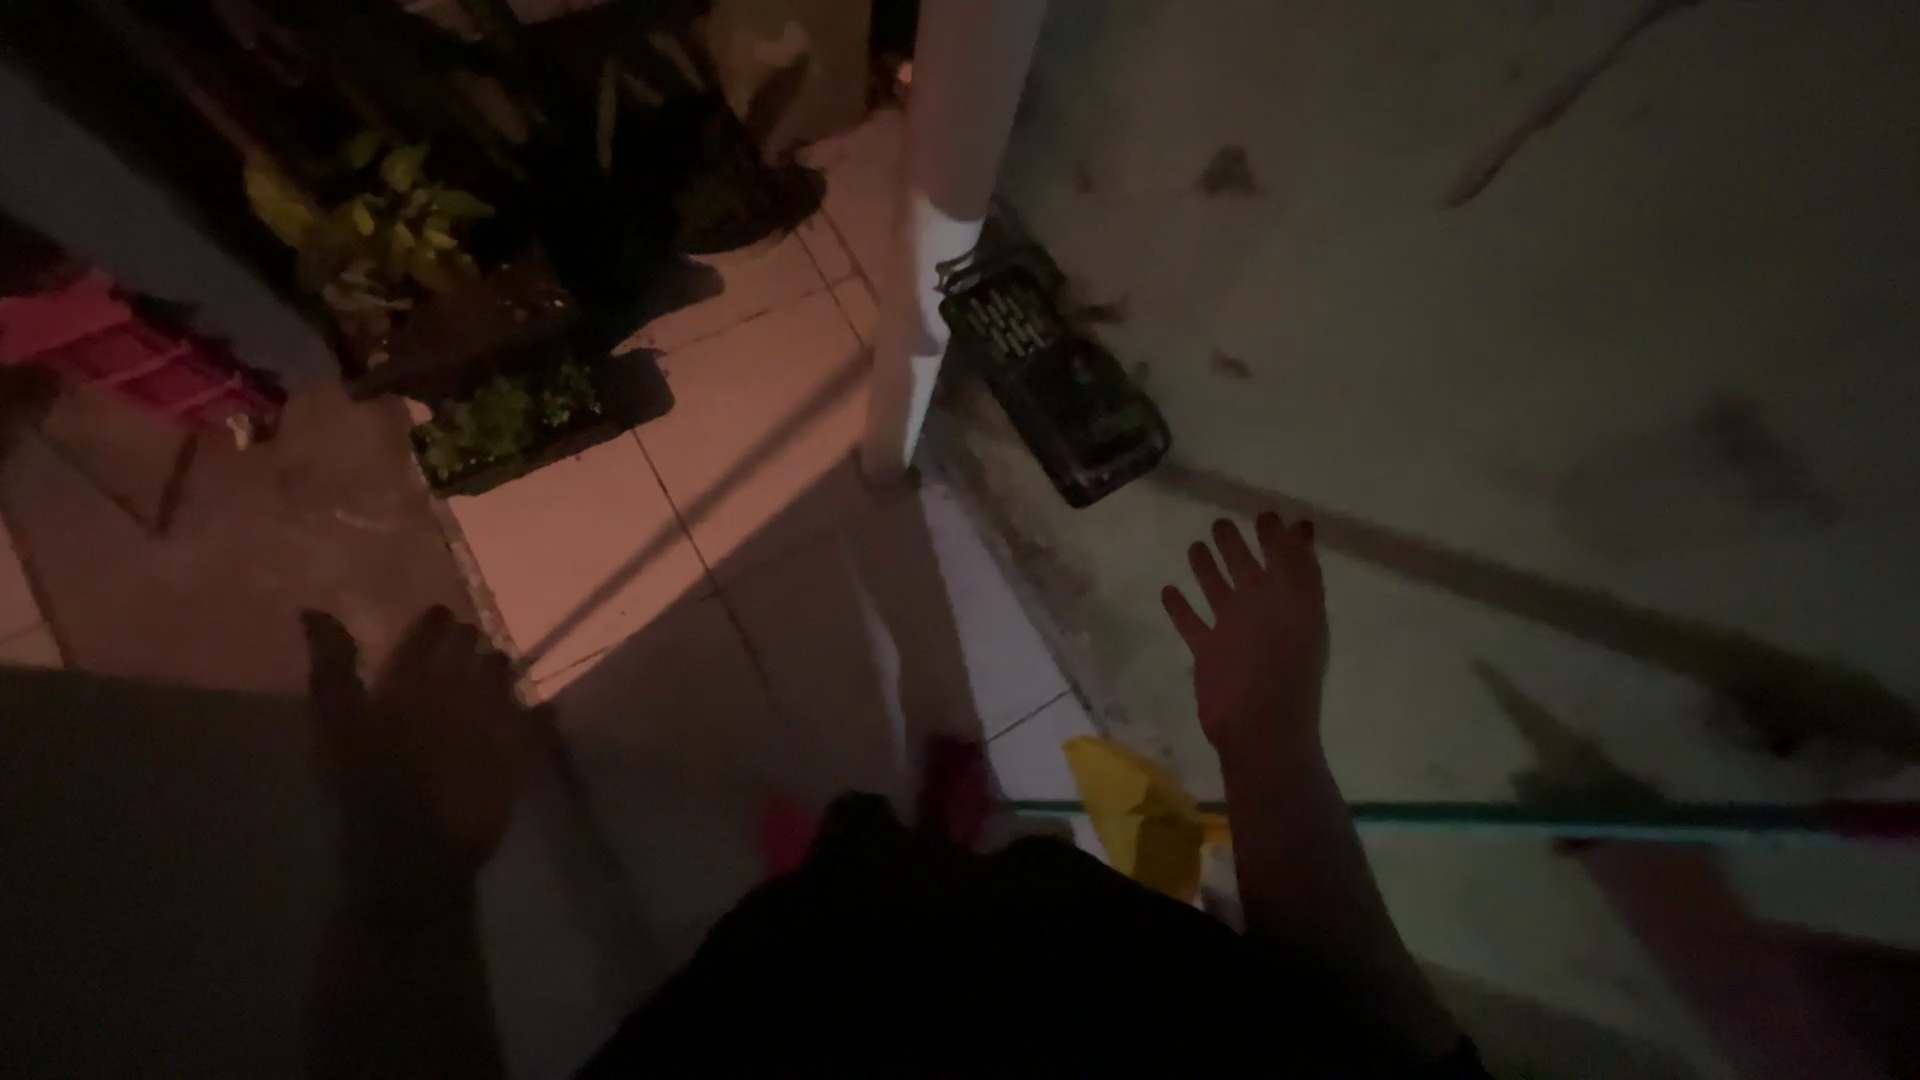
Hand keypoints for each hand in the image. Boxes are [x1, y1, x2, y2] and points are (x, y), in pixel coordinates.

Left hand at [304, 606, 548, 903]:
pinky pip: (529, 734)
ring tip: (512, 659)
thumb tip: (310, 610)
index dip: (428, 632)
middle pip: (456, 671)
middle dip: (468, 648)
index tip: (442, 609)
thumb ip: (334, 672)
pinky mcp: (508, 764)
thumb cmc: (374, 788)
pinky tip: (546, 707)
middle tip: (479, 627)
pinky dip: (538, 721)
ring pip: (494, 696)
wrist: (414, 855)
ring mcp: (475, 738)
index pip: (416, 654)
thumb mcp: (343, 724)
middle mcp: (437, 715)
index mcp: (397, 702)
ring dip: (502, 678)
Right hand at [1162, 514, 1327, 771]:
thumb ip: (1295, 568)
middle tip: (1221, 522)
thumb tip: (1296, 527)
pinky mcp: (1210, 654)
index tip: (1264, 513)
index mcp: (1290, 603)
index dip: (1280, 538)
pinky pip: (1194, 624)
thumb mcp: (1295, 607)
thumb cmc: (1279, 665)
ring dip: (1209, 571)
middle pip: (1249, 572)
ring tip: (1195, 546)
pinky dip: (1182, 608)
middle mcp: (1264, 614)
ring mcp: (1235, 634)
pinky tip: (1168, 589)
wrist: (1258, 725)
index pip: (1287, 562)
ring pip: (1220, 593)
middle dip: (1238, 547)